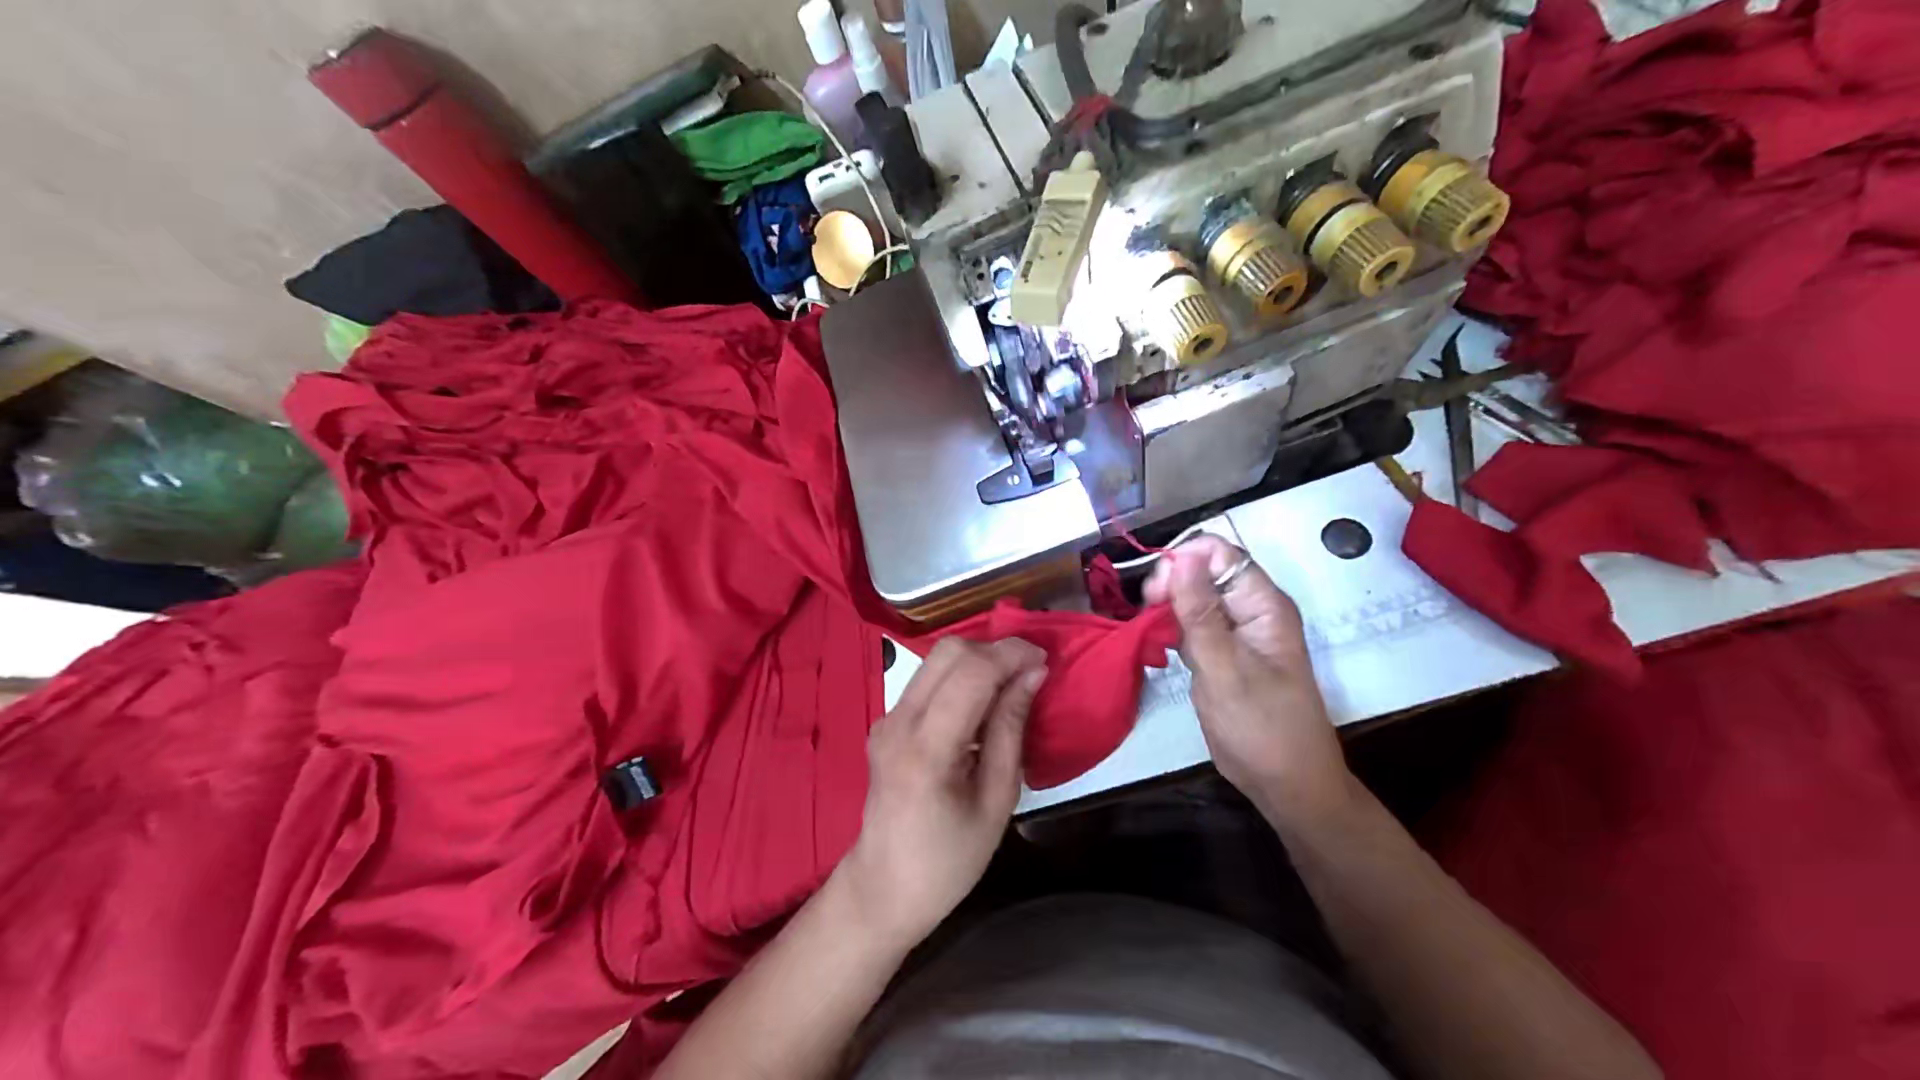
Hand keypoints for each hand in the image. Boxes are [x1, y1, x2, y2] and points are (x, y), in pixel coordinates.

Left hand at [835, 637, 1046, 947]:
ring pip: (936, 660)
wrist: (883, 889)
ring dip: (978, 661)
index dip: (1012, 655)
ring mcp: (886, 719)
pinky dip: (961, 679)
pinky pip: (927, 681)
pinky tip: (982, 707)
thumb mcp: (996, 801)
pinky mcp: (886, 722)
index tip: (1045, 661)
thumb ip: (1010, 730)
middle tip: (1029, 672)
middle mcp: (899, 722)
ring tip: (1012, 687)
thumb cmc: (948, 861)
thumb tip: (1032, 675)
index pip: (971, 672)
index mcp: (927, 748)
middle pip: (948, 651)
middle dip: (995, 650)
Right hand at [1144, 535, 1355, 827]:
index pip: (1220, 554)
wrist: (1285, 784)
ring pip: (1193, 599)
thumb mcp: (1225, 667)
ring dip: (1166, 608)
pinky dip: (1170, 630)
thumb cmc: (1261, 726)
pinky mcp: (1220, 654)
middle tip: (1147, 614)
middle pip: (1203, 572)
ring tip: (1148, 632)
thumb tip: (1182, 556)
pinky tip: (1154, 645)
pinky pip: (1191, 626)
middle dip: (1170, 584)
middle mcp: (1249, 611)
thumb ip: (1200, 612)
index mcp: (1262, 605)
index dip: (1184, 561)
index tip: (1154, 591)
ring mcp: (1234, 633)